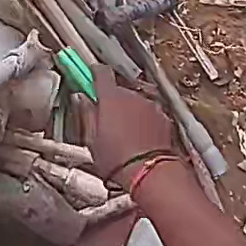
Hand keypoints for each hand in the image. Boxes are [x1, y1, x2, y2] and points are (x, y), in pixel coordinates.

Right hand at [72, 64, 176, 183]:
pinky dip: (142, 121)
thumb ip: (87, 114)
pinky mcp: (162, 117)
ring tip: (121, 136)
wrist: (150, 172)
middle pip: (118, 89)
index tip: (86, 75)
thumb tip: (83, 100)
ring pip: (134, 102)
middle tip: (102, 121)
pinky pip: (148, 113)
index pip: (100, 72)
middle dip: (110, 101)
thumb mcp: (91, 139)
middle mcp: (132, 96)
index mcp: (111, 98)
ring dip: (127, 111)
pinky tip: (137, 139)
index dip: (92, 72)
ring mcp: (149, 105)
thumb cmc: (118, 161)